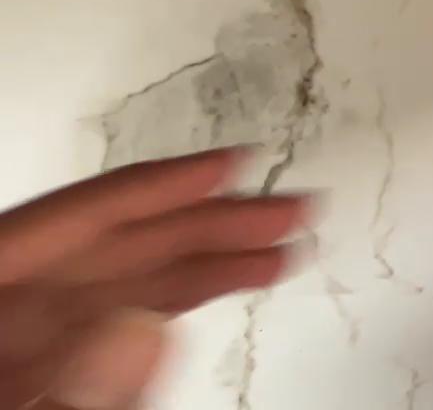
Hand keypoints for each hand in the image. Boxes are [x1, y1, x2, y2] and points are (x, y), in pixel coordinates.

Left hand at [0, 151, 307, 409]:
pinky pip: (99, 330)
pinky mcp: (19, 387)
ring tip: (282, 249)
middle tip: (289, 208)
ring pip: (102, 291)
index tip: (234, 163)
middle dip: (200, 227)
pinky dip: (168, 307)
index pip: (43, 234)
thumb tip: (140, 329)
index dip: (148, 190)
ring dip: (200, 263)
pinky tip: (218, 297)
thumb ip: (64, 397)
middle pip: (85, 259)